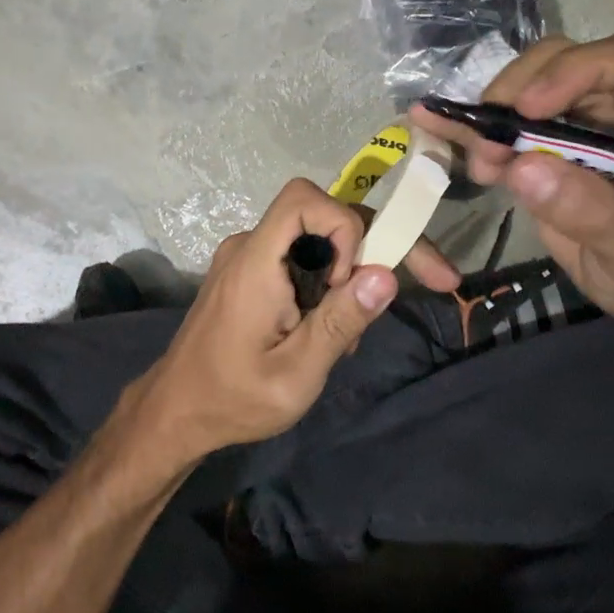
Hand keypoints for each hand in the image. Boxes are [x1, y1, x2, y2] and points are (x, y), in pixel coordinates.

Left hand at [135, 178, 398, 461]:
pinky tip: (332, 334)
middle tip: (436, 282)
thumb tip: (386, 275)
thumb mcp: (295, 374)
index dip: (343, 225)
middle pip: (323, 218)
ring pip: (318, 243)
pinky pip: (301, 262)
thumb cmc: (232, 399)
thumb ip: (339, 323)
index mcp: (255, 263)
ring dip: (350, 279)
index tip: (348, 282)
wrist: (177, 412)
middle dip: (378, 247)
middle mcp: (250, 247)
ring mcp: (249, 259)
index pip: (304, 200)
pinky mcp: (251, 276)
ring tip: (350, 342)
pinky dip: (328, 288)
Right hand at [410, 33, 613, 323]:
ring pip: (528, 84)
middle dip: (519, 91)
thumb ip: (589, 209)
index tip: (529, 110)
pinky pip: (503, 122)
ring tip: (480, 166)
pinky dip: (468, 124)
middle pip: (566, 60)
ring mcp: (580, 122)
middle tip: (491, 143)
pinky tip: (430, 121)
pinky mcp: (543, 145)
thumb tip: (522, 167)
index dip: (576, 70)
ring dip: (492, 115)